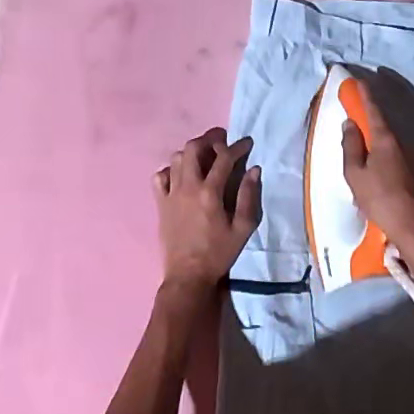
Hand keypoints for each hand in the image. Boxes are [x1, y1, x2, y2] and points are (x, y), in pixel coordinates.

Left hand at [155, 128, 260, 292]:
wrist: (188, 275)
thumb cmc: (219, 253)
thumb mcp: (242, 228)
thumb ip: (248, 196)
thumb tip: (254, 170)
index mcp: (209, 192)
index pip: (224, 159)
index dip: (237, 147)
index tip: (247, 143)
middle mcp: (187, 186)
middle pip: (193, 148)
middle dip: (208, 139)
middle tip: (221, 139)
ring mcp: (170, 193)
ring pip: (176, 159)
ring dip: (190, 151)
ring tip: (203, 155)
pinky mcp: (160, 202)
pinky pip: (160, 176)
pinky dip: (170, 170)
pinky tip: (180, 175)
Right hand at [340, 80, 413, 255]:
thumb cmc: (379, 198)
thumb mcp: (355, 173)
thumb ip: (351, 146)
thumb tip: (350, 123)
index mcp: (385, 140)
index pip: (373, 111)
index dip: (365, 95)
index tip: (358, 81)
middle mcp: (400, 144)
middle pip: (383, 123)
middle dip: (370, 112)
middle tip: (356, 103)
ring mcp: (409, 158)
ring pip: (388, 138)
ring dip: (375, 132)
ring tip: (361, 131)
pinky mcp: (412, 172)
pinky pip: (392, 151)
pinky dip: (380, 147)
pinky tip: (372, 156)